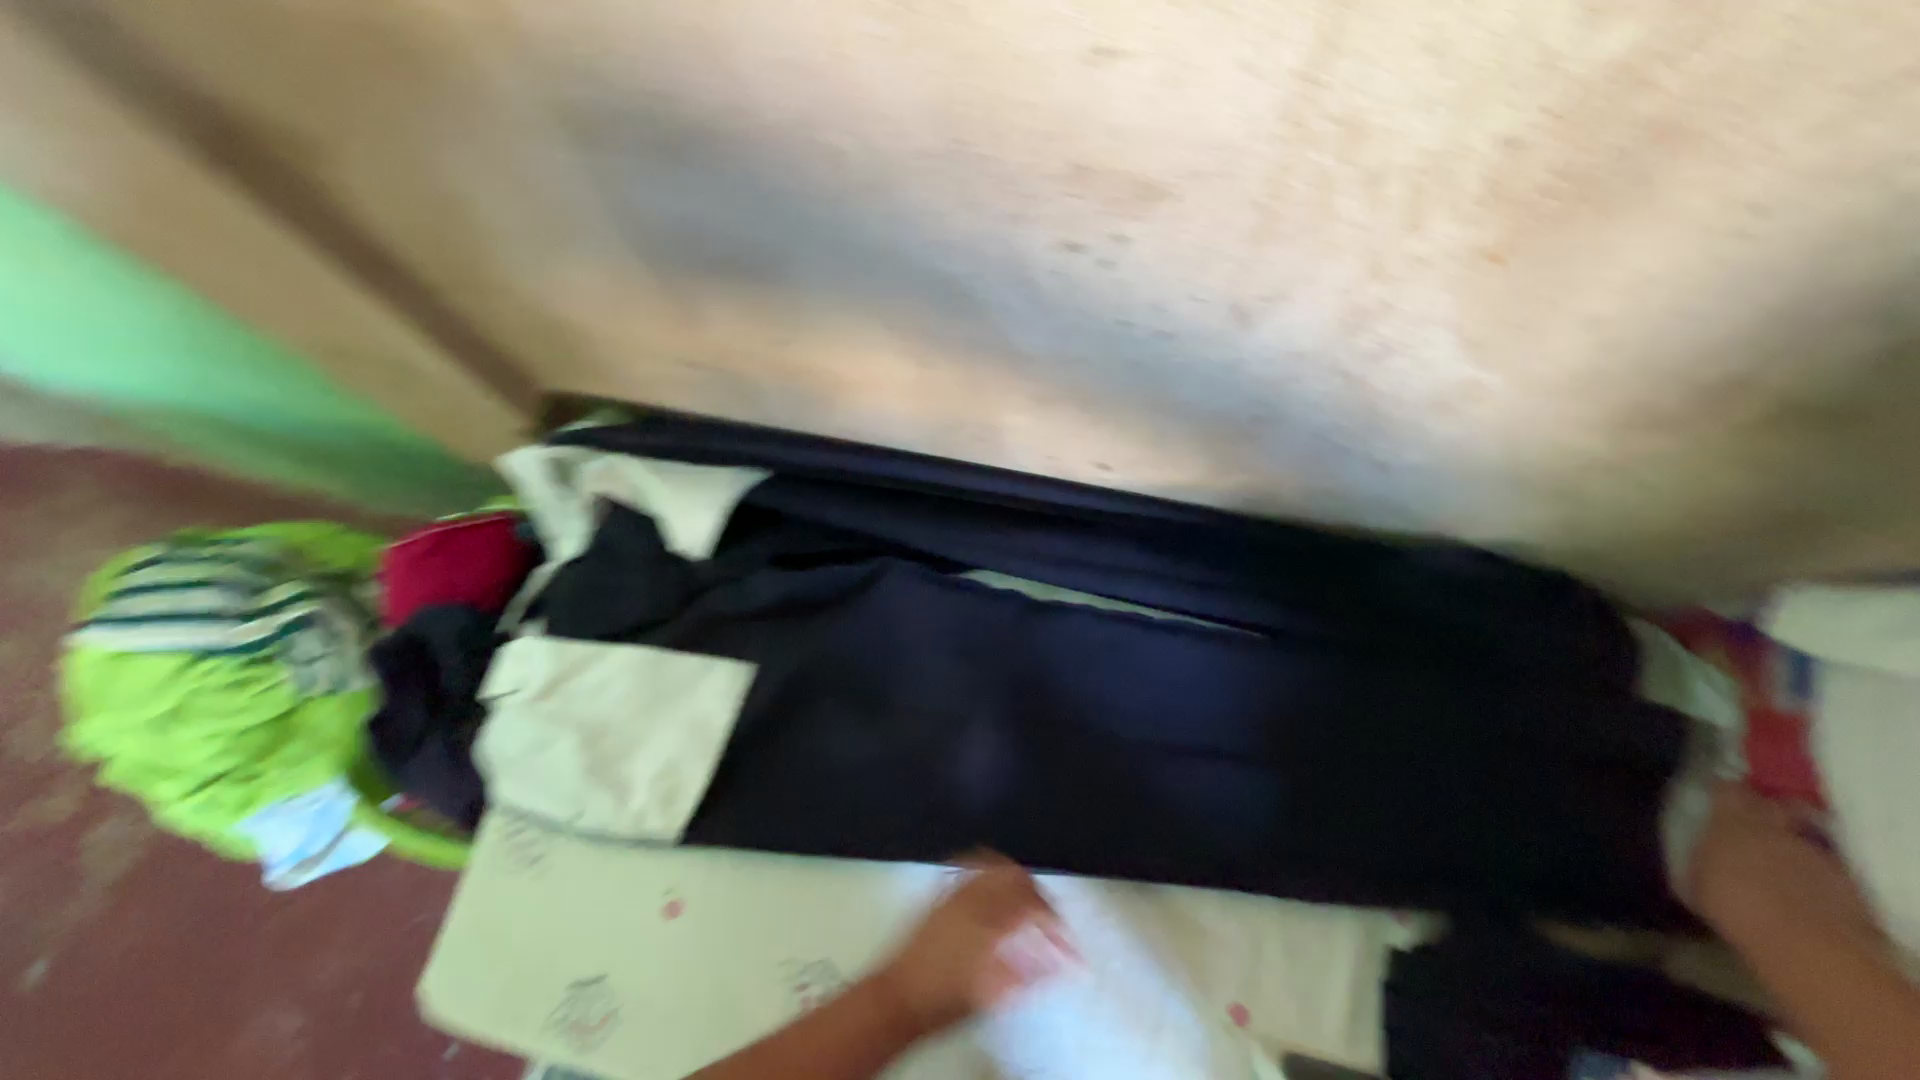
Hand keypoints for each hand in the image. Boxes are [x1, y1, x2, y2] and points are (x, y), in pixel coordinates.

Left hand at [872, 853, 1077, 1034]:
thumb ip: (1031, 973)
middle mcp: (972, 900)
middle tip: (1048, 919)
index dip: (1055, 922)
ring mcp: (953, 893)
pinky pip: (969, 866)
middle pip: (1017, 878)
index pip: (1034, 906)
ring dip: (1016, 880)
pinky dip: (989, 869)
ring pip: (994, 866)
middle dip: (1039, 896)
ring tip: (1026, 899)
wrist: (899, 998)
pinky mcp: (940, 895)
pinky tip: (993, 883)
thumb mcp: (995, 994)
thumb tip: (1060, 962)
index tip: (1064, 941)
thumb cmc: (945, 1001)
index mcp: (988, 923)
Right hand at [1686, 780, 1881, 947]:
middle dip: (1765, 806)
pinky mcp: (1844, 877)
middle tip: (1753, 817)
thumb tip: (1705, 851)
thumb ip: (1704, 857)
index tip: (1719, 792)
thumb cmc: (1734, 907)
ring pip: (1801, 832)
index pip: (1728, 791)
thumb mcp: (1697, 881)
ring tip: (1780, 853)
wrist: (1805, 942)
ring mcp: (1813, 851)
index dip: (1725, 790)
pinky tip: (1804, 881)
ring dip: (1791, 838)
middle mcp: (1773, 828)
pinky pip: (1825, 860)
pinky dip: (1814, 865)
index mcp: (1731, 823)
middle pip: (1773, 803)